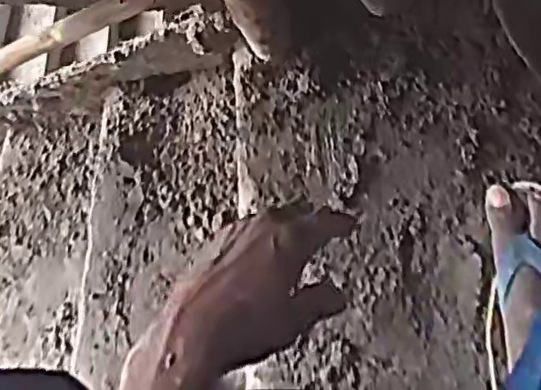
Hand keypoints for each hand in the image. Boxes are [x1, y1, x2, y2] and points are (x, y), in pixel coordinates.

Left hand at [120, 204, 355, 389]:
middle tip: (323, 226)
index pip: (322, 221)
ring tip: (292, 240)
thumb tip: (335, 295)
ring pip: (269, 217)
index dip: (339, 222)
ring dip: (283, 224)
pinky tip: (257, 252)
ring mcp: (237, 228)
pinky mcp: (217, 238)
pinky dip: (258, 234)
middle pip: (295, 211)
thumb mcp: (293, 320)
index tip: (347, 222)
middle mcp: (263, 225)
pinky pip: (246, 227)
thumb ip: (318, 301)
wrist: (193, 328)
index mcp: (288, 239)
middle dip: (311, 218)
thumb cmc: (240, 325)